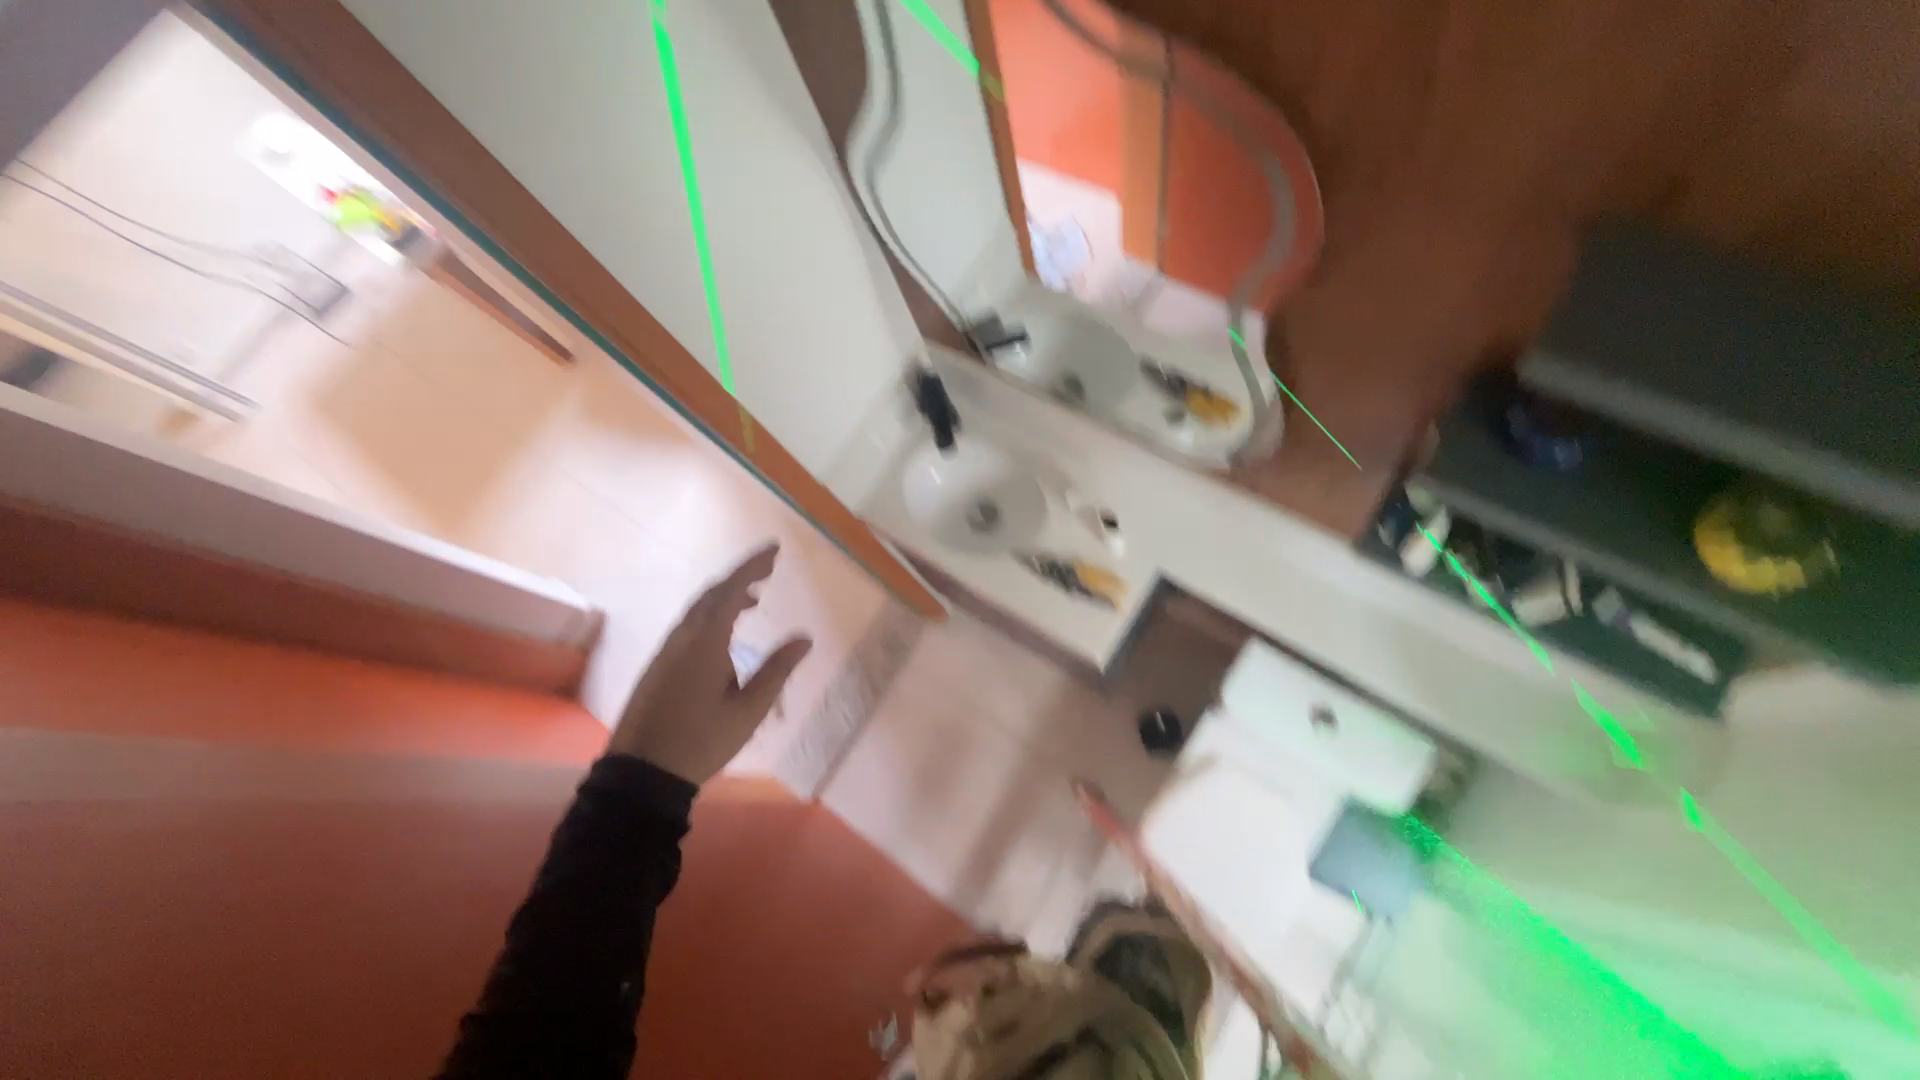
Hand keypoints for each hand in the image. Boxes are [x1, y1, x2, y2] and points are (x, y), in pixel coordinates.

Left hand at [608, 544, 812, 783]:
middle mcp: (682, 639)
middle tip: (769, 570)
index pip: (731, 591)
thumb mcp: (749, 710)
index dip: (753, 567)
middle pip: (711, 595)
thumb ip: (776, 670)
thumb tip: (803, 638)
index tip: (775, 550)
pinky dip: (712, 616)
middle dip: (741, 578)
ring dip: (726, 598)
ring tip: (755, 601)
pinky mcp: (658, 667)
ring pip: (697, 611)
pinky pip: (688, 627)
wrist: (641, 772)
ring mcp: (666, 652)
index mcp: (705, 643)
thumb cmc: (702, 742)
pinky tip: (725, 635)